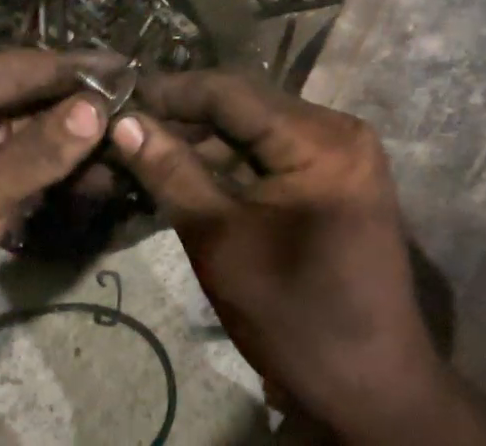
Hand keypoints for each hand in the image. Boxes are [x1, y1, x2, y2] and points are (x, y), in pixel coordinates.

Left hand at [0, 50, 112, 353]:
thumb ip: (40, 148)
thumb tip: (98, 109)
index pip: (21, 68)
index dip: (73, 69)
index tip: (126, 67)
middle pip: (32, 96)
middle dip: (80, 102)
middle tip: (138, 100)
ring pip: (38, 131)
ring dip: (77, 137)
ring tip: (131, 135)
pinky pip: (35, 165)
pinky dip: (64, 168)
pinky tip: (103, 171)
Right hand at [114, 70, 485, 444]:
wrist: (372, 393)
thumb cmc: (294, 318)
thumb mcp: (220, 241)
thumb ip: (170, 171)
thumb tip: (122, 120)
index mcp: (319, 139)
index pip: (227, 91)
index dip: (167, 93)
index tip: (112, 99)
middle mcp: (337, 130)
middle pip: (241, 104)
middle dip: (179, 115)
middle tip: (120, 125)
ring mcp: (339, 154)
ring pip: (251, 127)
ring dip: (199, 138)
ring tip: (140, 144)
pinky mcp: (333, 178)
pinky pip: (268, 151)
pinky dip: (225, 159)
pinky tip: (179, 166)